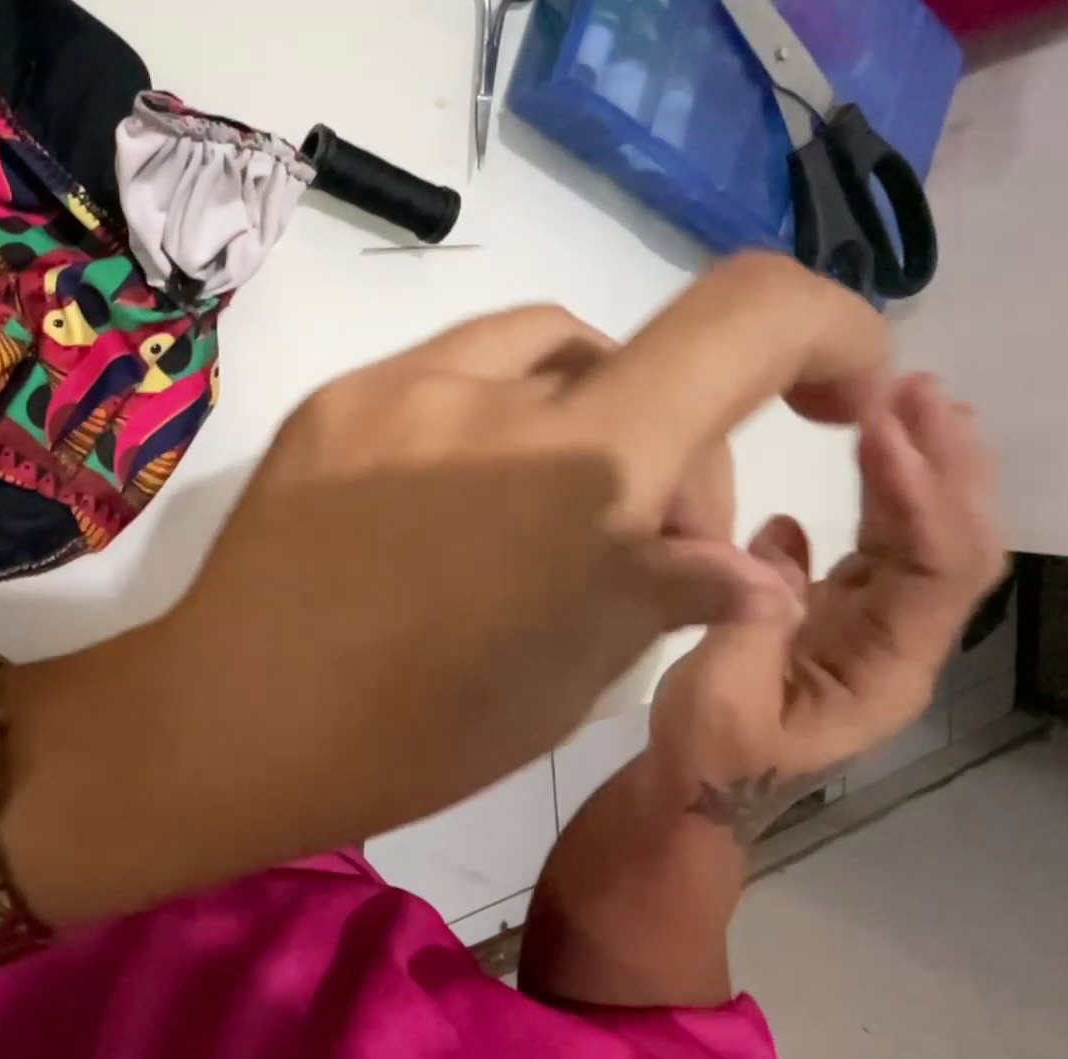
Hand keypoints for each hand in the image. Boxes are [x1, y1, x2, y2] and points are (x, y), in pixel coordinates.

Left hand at [0, 255, 890, 924]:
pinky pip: (440, 377)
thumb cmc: (412, 730)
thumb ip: (663, 588)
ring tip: (531, 515)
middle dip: (666, 435)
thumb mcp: (570, 674)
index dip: (826, 329)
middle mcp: (490, 395)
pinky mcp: (329, 401)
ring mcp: (393, 387)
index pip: (744, 318)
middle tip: (631, 537)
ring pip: (534, 354)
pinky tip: (438, 505)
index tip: (832, 389)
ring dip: (572, 414)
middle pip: (631, 355)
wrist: (235, 718)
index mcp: (578, 466)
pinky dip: (479, 420)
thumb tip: (748, 567)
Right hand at [648, 372, 1006, 840]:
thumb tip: (778, 541)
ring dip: (916, 474)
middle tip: (921, 391)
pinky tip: (840, 471)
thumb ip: (753, 621)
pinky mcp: (828, 615)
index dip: (918, 495)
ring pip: (916, 542)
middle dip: (945, 466)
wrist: (699, 783)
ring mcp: (866, 626)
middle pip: (953, 545)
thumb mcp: (724, 698)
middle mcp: (897, 640)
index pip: (937, 568)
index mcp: (887, 667)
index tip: (880, 429)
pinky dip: (864, 504)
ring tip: (902, 409)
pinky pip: (867, 552)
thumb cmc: (710, 753)